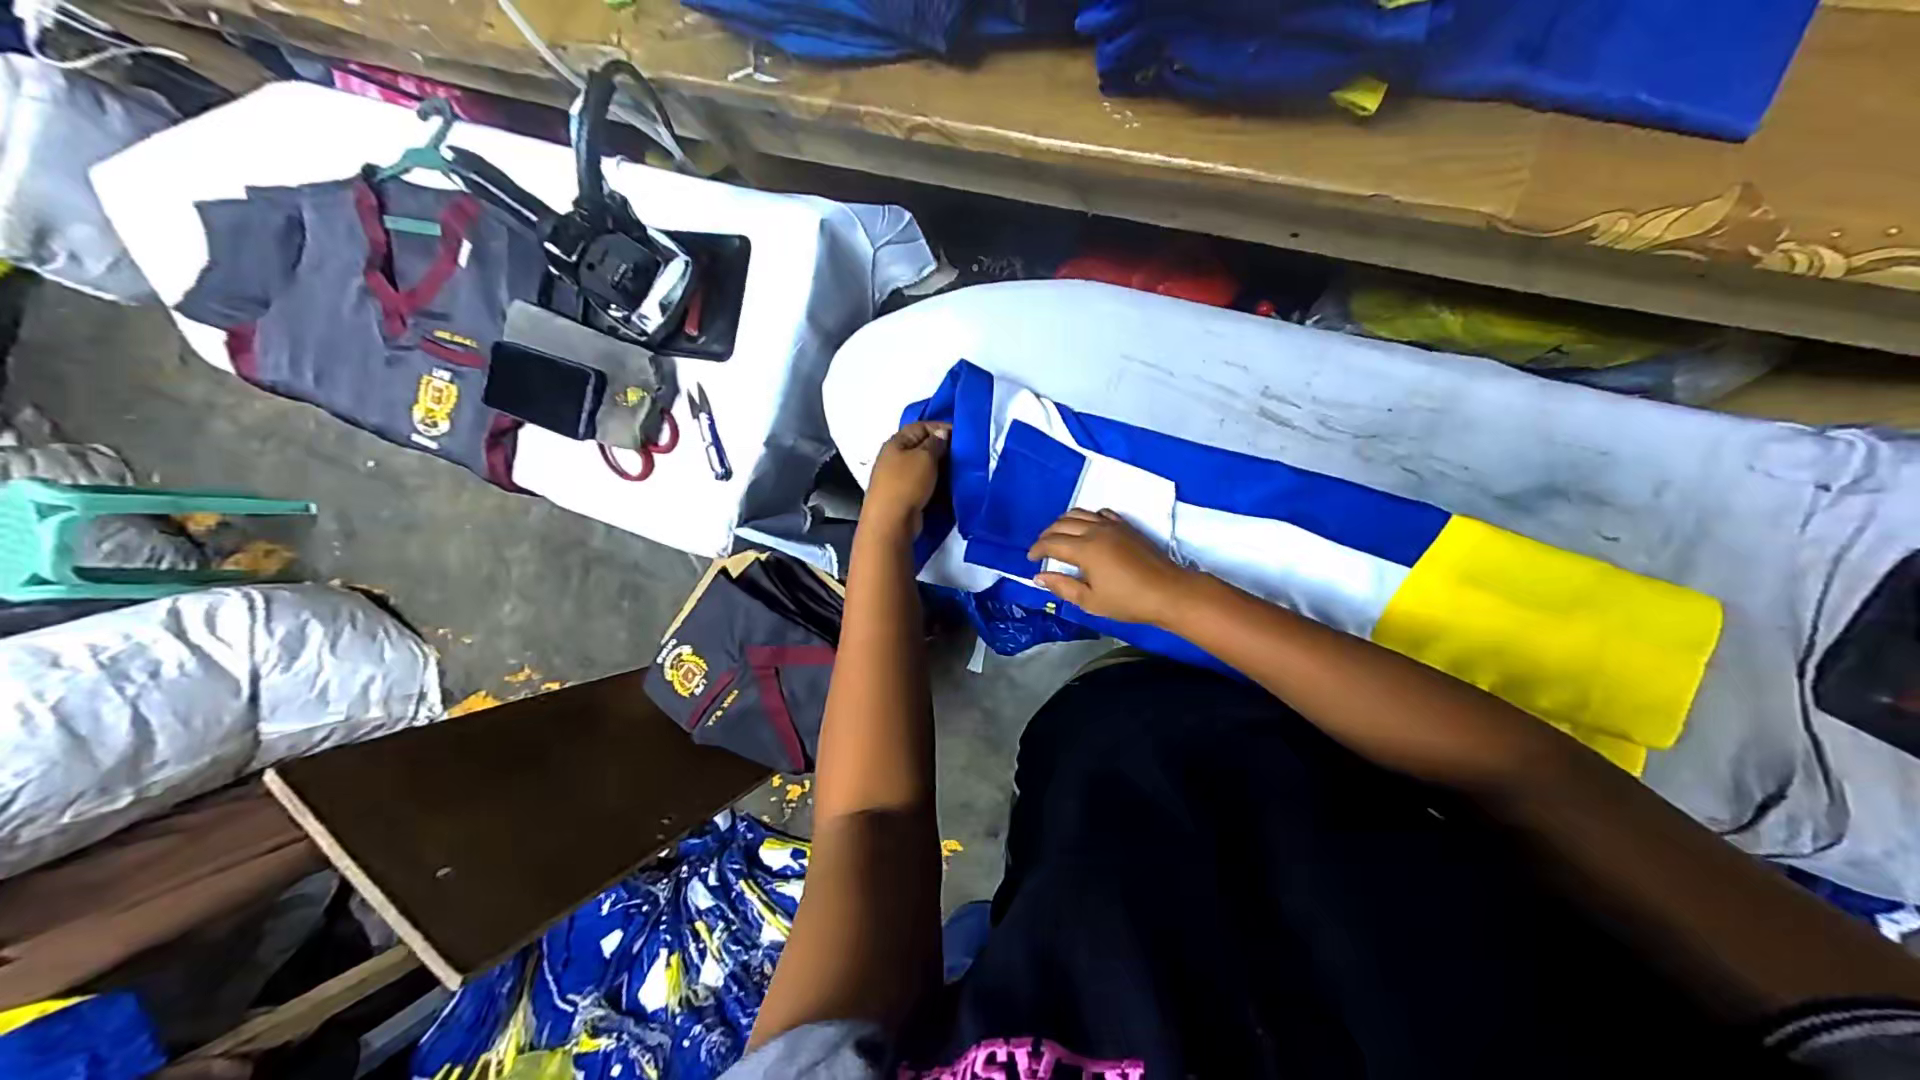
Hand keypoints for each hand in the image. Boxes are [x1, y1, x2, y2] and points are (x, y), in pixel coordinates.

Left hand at [862, 421, 950, 536]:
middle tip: (962, 453)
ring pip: (923, 465)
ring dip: (939, 466)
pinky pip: (923, 481)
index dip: (941, 428)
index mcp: (896, 442)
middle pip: (921, 446)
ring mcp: (897, 477)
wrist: (891, 521)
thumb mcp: (925, 457)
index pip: (921, 426)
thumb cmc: (907, 484)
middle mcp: (894, 457)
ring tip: (958, 469)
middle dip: (942, 448)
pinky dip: (935, 481)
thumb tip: (942, 433)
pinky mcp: (904, 494)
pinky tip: (947, 484)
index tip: (961, 435)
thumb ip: (935, 443)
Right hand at [1028, 508, 1196, 626]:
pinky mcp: (1126, 526)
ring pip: (1079, 514)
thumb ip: (1062, 586)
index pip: (1051, 543)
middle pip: (1062, 524)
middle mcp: (1096, 531)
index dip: (1037, 549)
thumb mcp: (1090, 601)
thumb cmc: (1128, 601)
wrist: (1169, 592)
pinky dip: (1086, 518)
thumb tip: (1039, 577)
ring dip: (1063, 522)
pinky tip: (1086, 529)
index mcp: (1085, 550)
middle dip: (1046, 535)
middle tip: (1041, 549)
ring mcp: (1112, 526)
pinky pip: (1099, 513)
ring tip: (1058, 536)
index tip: (1030, 559)